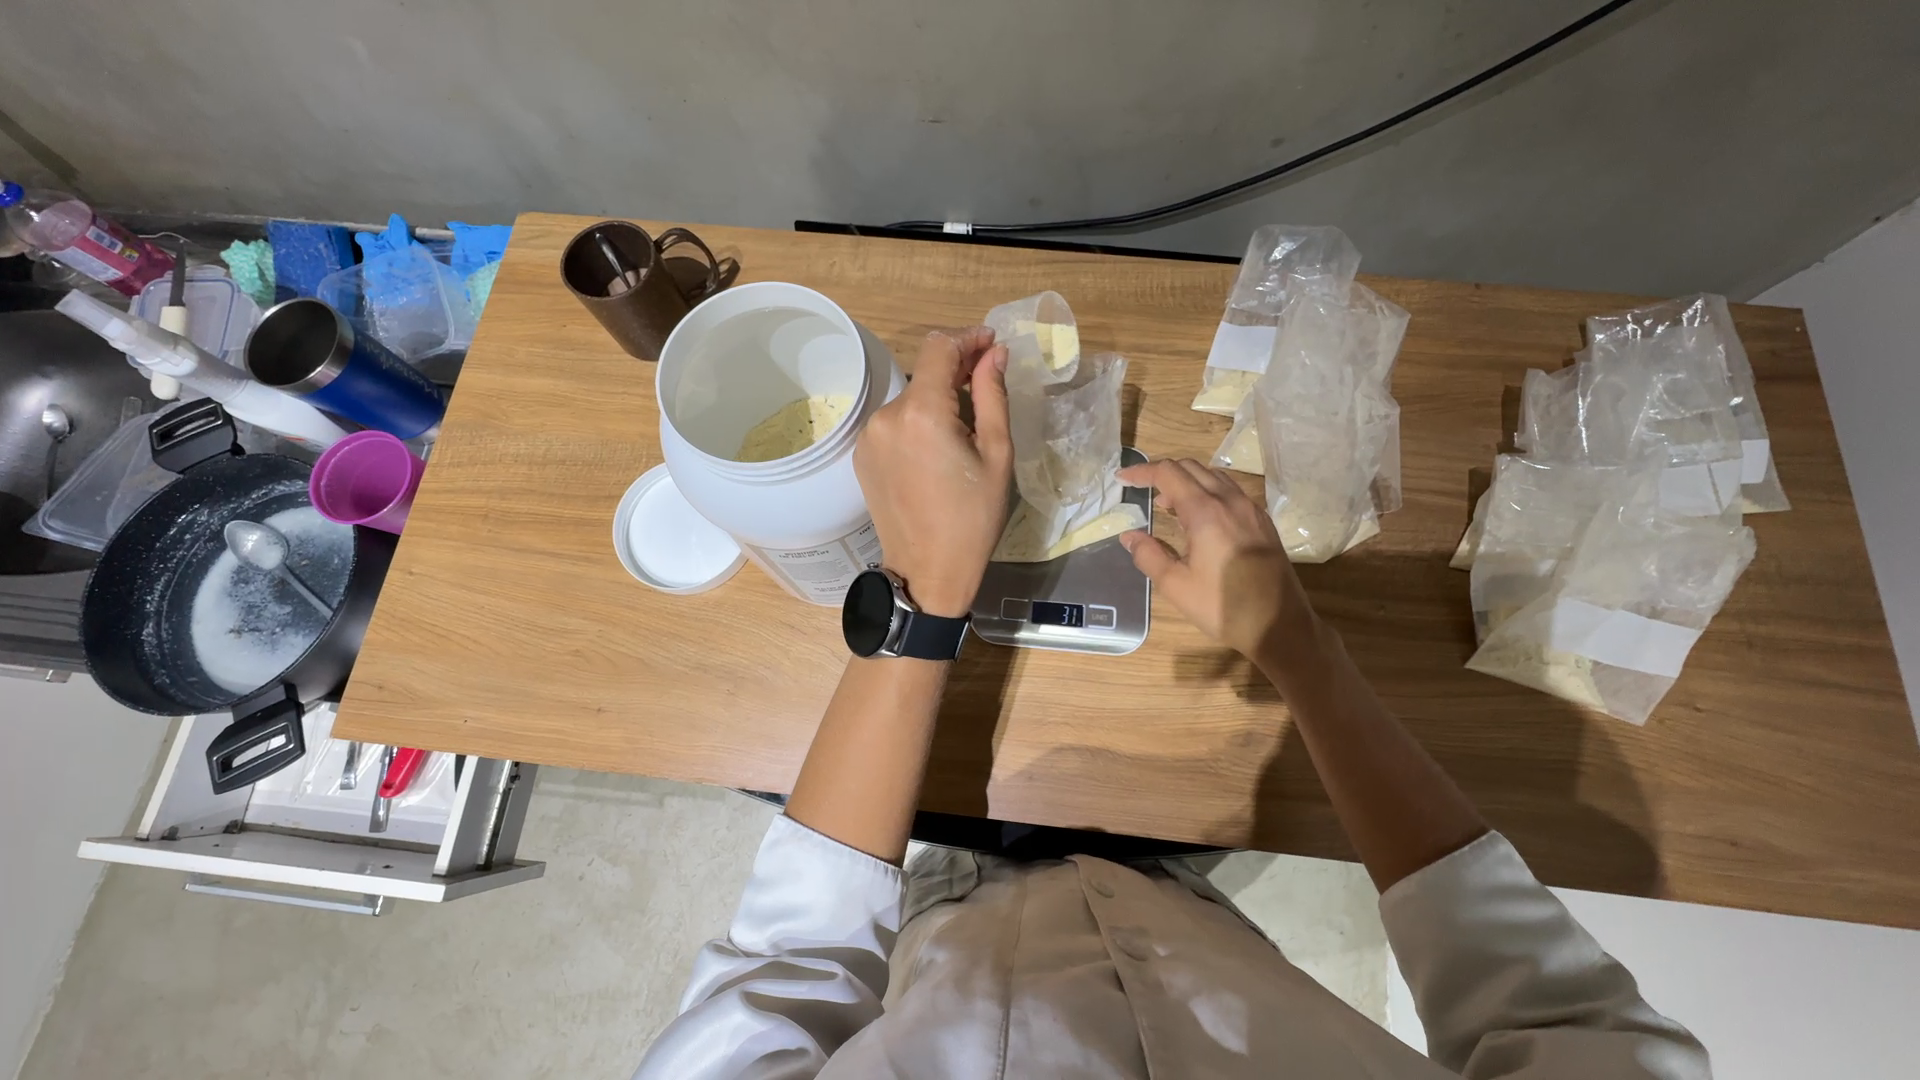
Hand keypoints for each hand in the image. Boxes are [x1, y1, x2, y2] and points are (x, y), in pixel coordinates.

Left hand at [854, 327, 1012, 617]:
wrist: (928, 571)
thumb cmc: (973, 519)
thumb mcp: (996, 455)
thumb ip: (992, 395)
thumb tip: (995, 354)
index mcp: (921, 413)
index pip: (939, 348)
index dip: (968, 339)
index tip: (992, 344)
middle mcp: (886, 416)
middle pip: (924, 373)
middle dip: (956, 372)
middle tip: (988, 384)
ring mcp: (869, 437)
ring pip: (910, 398)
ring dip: (937, 399)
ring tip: (966, 427)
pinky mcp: (862, 456)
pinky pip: (895, 423)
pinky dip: (918, 422)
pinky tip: (938, 448)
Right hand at [1117, 458, 1314, 660]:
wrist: (1279, 623)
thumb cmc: (1223, 606)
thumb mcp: (1175, 585)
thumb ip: (1148, 555)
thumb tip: (1130, 536)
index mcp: (1205, 512)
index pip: (1168, 473)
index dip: (1142, 471)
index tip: (1123, 478)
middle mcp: (1230, 501)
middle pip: (1192, 468)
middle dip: (1163, 473)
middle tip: (1144, 491)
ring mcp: (1250, 509)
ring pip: (1213, 476)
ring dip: (1187, 480)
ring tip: (1168, 503)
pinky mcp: (1262, 521)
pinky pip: (1230, 491)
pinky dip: (1207, 491)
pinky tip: (1200, 517)